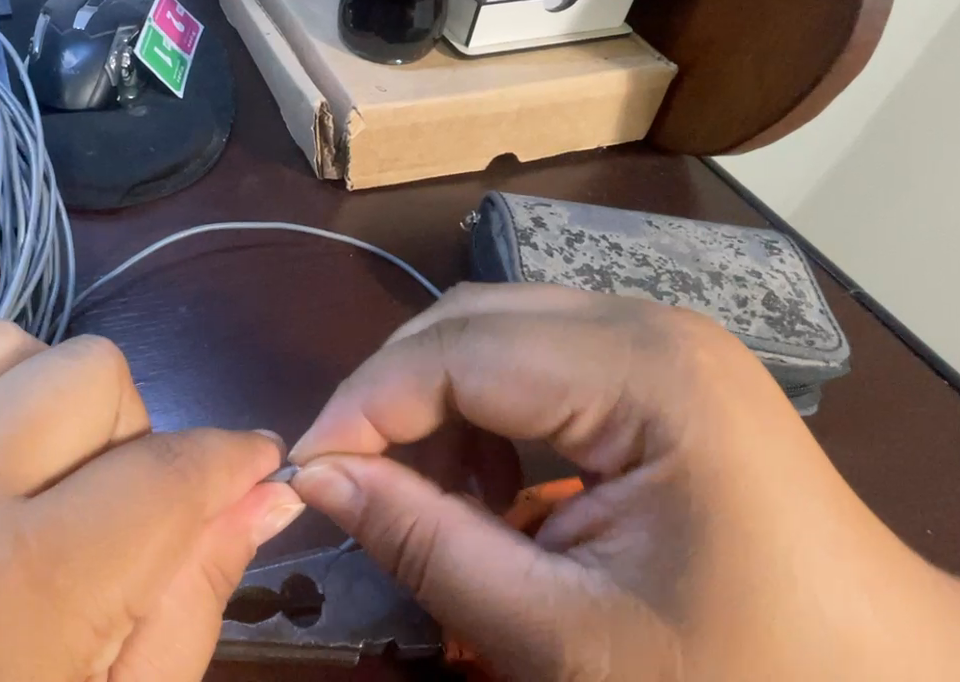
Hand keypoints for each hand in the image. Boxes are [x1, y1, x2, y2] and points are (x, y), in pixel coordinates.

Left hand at [0, 320, 302, 681]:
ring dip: (47, 401)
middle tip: (108, 520)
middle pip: (91, 369)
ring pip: (7, 343)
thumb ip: (190, 600)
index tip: (256, 467)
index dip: (232, 461)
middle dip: (128, 434)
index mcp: (23, 581)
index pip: (167, 471)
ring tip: (34, 486)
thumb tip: (261, 494)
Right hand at [287, 283, 959, 680]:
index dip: (363, 408)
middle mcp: (642, 319)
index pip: (453, 354)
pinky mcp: (653, 358)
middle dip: (391, 397)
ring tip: (429, 496)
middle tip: (351, 483)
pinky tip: (491, 481)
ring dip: (434, 401)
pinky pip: (529, 353)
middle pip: (464, 323)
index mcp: (640, 371)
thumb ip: (426, 544)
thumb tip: (317, 478)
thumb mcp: (567, 641)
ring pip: (488, 330)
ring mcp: (653, 331)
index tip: (305, 475)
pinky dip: (482, 406)